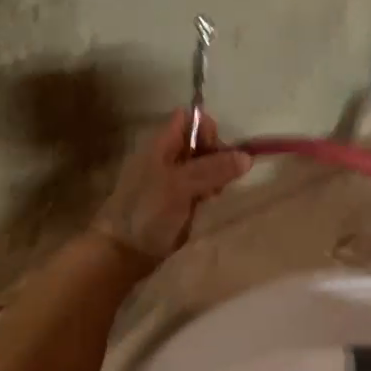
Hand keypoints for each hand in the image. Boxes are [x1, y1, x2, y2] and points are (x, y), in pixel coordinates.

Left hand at [90, 110, 251, 261]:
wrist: (123, 252)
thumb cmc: (146, 211)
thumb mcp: (179, 185)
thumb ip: (212, 168)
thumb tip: (247, 156)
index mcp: (161, 144)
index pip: (188, 119)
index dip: (205, 128)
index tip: (215, 151)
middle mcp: (167, 157)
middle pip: (199, 142)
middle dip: (216, 154)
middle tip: (218, 177)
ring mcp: (172, 180)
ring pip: (203, 165)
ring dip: (215, 175)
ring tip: (213, 193)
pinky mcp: (178, 202)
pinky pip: (201, 186)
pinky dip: (209, 191)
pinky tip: (209, 203)